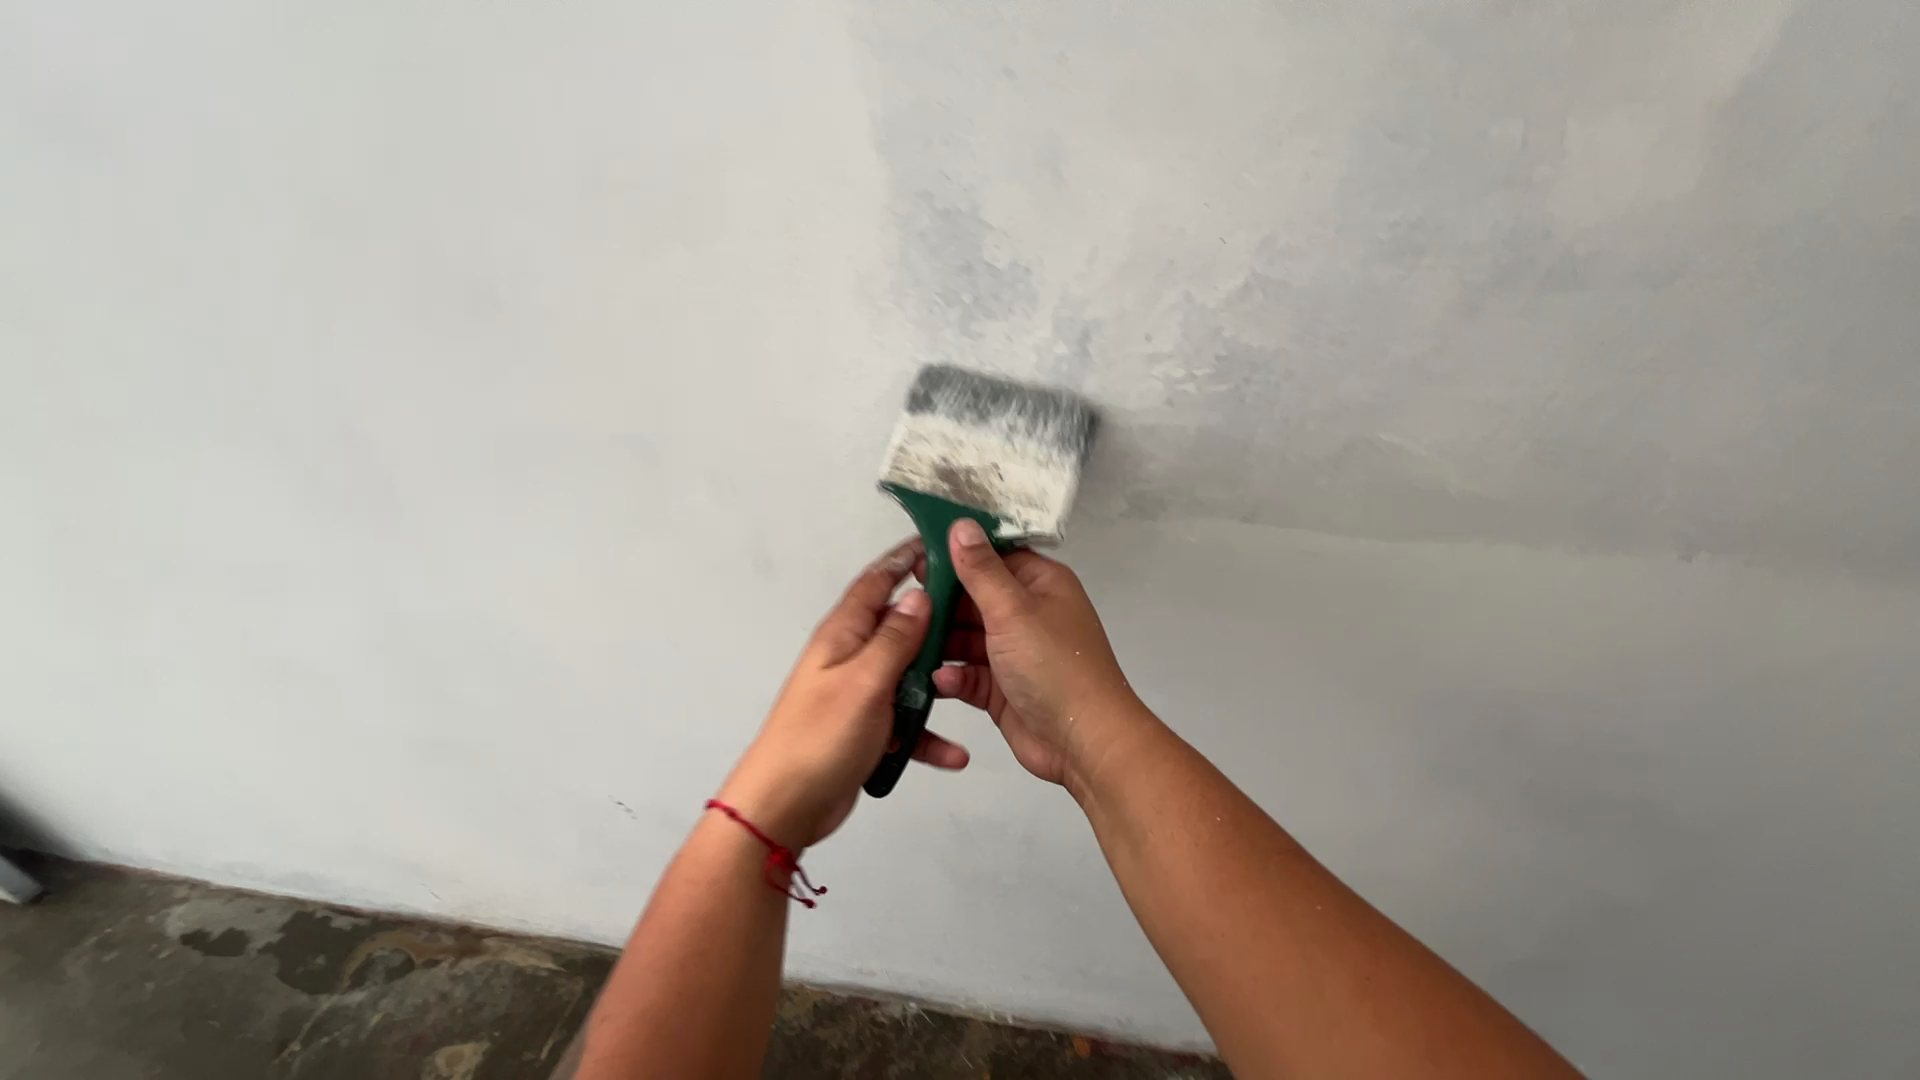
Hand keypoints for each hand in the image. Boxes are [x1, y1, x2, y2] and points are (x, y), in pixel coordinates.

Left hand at [718, 539, 969, 848]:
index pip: (877, 582)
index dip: (905, 560)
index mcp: (844, 634)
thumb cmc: (822, 736)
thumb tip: (918, 595)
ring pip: (907, 676)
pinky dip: (926, 735)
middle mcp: (851, 657)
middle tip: (980, 619)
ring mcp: (859, 695)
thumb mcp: (866, 680)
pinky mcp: (866, 730)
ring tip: (974, 684)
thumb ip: (895, 638)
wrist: (784, 808)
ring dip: (936, 685)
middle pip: (900, 628)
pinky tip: (954, 754)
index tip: (943, 546)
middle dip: (937, 624)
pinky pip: (904, 723)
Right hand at [931, 519, 1149, 791]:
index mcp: (1040, 584)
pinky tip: (939, 681)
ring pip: (966, 637)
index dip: (957, 554)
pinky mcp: (1001, 688)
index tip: (917, 555)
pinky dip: (953, 677)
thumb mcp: (1013, 609)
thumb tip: (961, 525)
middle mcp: (1027, 614)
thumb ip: (980, 569)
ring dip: (941, 642)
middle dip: (941, 602)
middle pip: (974, 597)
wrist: (1082, 742)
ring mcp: (1014, 653)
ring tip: (908, 642)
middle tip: (904, 604)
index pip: (993, 556)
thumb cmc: (1054, 666)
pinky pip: (968, 674)